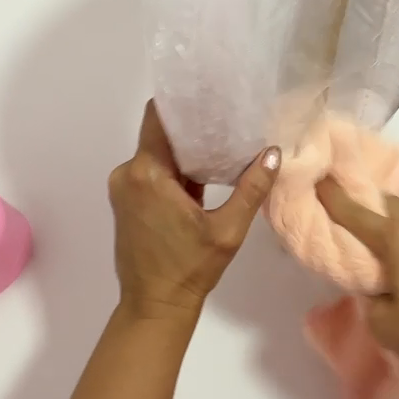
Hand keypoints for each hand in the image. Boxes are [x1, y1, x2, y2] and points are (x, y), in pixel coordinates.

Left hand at [108, 101, 279, 321]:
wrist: (154, 308)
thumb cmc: (189, 268)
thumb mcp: (228, 229)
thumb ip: (251, 188)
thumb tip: (273, 153)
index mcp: (146, 174)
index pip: (157, 118)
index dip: (179, 101)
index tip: (206, 90)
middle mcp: (128, 175)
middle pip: (159, 135)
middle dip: (190, 125)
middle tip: (225, 113)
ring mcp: (124, 189)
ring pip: (157, 154)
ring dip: (184, 149)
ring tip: (220, 138)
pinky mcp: (127, 202)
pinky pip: (152, 172)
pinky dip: (175, 169)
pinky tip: (204, 168)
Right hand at [316, 178, 398, 387]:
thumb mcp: (383, 323)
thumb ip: (369, 293)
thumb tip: (375, 281)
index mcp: (397, 239)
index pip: (356, 212)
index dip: (334, 196)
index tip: (320, 179)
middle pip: (386, 203)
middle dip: (366, 204)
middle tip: (349, 214)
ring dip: (392, 221)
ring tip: (381, 238)